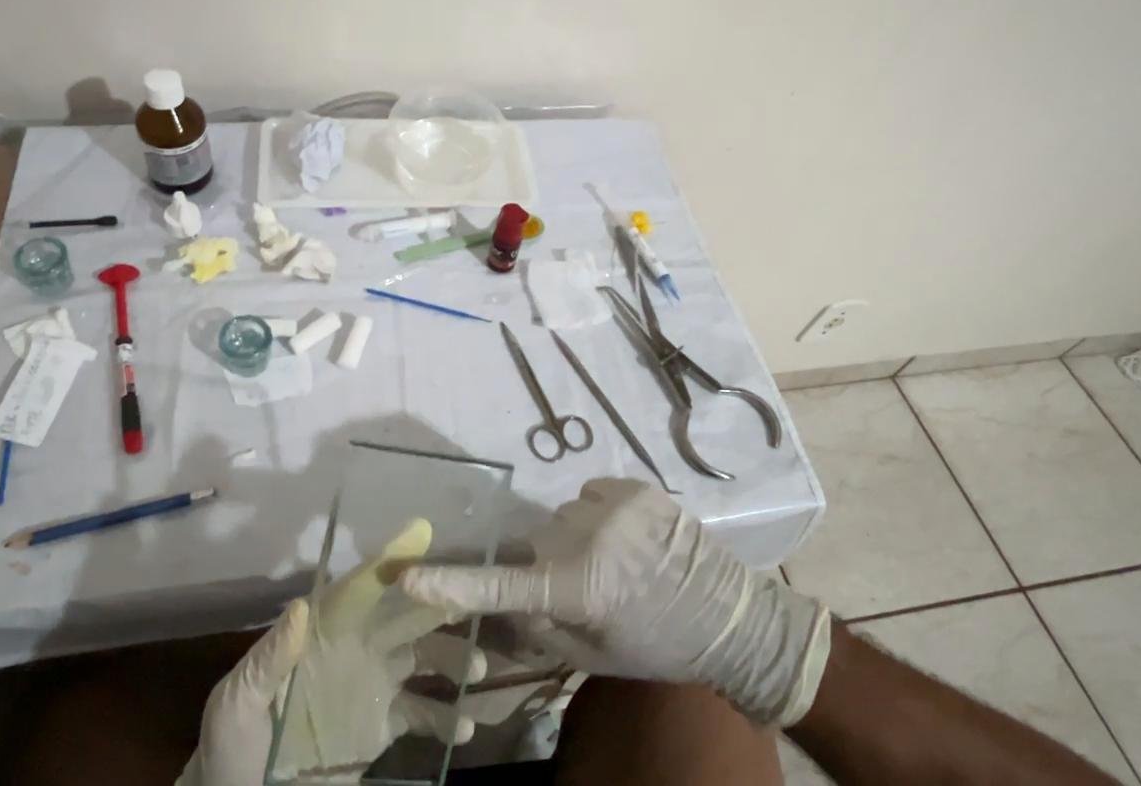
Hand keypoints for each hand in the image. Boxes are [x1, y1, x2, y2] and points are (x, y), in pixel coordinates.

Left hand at [178, 520, 480, 785]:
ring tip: (478, 671)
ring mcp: (370, 687)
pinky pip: (421, 715)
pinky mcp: (380, 728)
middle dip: (437, 607)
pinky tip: (463, 731)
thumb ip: (269, 659)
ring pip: (421, 661)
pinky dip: (445, 719)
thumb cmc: (232, 748)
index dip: (388, 563)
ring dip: (452, 660)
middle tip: (473, 600)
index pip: (358, 591)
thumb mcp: (237, 704)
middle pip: (402, 619)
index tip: (421, 535)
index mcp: (320, 636)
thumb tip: (301, 606)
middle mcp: (352, 650)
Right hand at [400, 478, 831, 726]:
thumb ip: (539, 624)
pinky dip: (596, 513)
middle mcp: (590, 538)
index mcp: (580, 587)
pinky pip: (589, 495)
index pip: (502, 585)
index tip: (408, 577)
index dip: (451, 582)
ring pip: (561, 515)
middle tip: (579, 583)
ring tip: (612, 558)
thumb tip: (502, 600)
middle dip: (543, 559)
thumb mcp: (592, 653)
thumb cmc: (657, 645)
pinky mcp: (635, 486)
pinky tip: (626, 535)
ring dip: (572, 535)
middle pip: (535, 540)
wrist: (733, 616)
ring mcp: (615, 505)